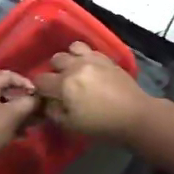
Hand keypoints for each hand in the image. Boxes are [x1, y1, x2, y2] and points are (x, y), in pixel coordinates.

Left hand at [0, 70, 38, 173]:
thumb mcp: (12, 114)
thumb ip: (28, 102)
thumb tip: (38, 98)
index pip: (6, 75)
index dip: (23, 80)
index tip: (37, 93)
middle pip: (7, 94)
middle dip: (25, 101)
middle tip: (41, 111)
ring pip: (5, 111)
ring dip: (22, 116)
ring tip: (36, 124)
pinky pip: (1, 126)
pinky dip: (14, 128)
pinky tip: (23, 136)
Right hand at [33, 42, 149, 139]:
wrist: (134, 115)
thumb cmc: (101, 124)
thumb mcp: (71, 125)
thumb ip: (54, 111)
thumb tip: (47, 102)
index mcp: (65, 83)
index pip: (40, 79)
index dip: (39, 88)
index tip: (45, 96)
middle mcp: (77, 66)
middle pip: (56, 59)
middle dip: (54, 71)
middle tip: (61, 84)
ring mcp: (94, 59)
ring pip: (73, 48)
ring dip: (70, 58)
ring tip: (75, 71)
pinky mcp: (108, 59)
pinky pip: (91, 50)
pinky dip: (86, 57)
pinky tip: (90, 69)